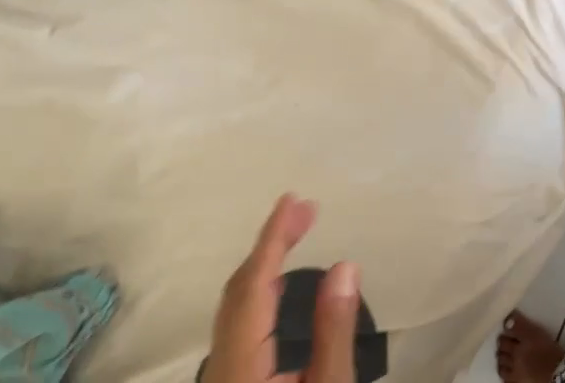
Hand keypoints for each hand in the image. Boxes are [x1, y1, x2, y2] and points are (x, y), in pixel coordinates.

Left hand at [201, 195, 362, 382]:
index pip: (254, 287)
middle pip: (238, 292)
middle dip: (269, 245)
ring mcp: (221, 377)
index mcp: (242, 365)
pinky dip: (258, 290)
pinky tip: (280, 288)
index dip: (273, 240)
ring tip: (298, 236)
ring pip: (233, 308)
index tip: (292, 200)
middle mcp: (221, 366)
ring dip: (263, 266)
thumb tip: (343, 267)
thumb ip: (334, 331)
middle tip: (306, 210)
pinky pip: (237, 323)